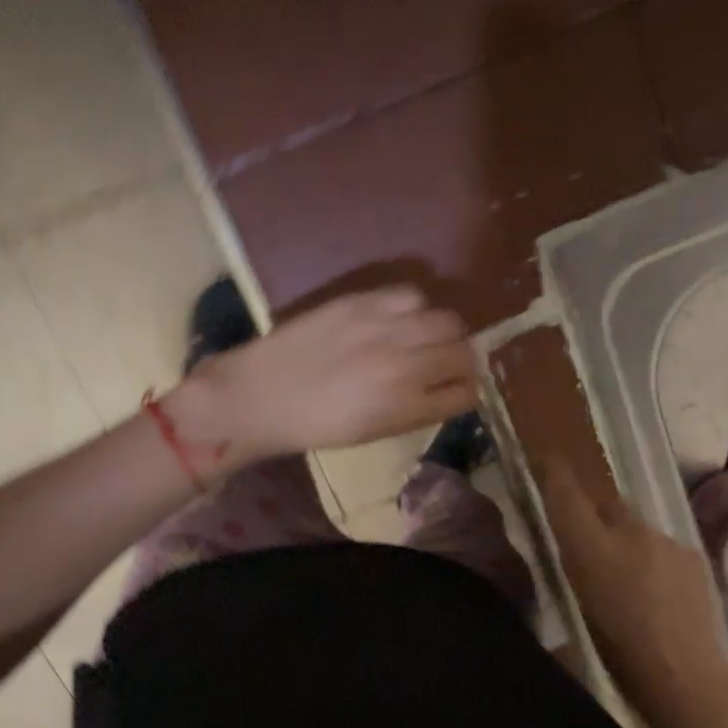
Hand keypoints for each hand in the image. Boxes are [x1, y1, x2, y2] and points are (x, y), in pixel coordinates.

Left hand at [178, 286, 477, 465]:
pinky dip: (415, 308)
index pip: (466, 392)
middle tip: (445, 363)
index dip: (465, 391)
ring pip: (447, 321)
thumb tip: (447, 390)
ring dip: (444, 332)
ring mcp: (385, 329)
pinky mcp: (363, 302)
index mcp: (406, 406)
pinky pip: (412, 295)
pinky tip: (399, 319)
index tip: (456, 390)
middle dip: (462, 360)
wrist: (261, 395)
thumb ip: (417, 409)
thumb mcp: (374, 431)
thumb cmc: (317, 425)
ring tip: (425, 338)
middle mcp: (404, 365)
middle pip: (464, 352)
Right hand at [539, 459, 727, 727]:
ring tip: (624, 581)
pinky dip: (651, 560)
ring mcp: (667, 543)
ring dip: (624, 543)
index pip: (566, 494)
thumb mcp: (578, 622)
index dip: (552, 470)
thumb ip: (570, 579)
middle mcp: (630, 535)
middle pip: (603, 505)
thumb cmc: (622, 665)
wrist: (692, 686)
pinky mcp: (694, 556)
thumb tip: (564, 560)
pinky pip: (661, 547)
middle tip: (584, 546)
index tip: (542, 454)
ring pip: (634, 528)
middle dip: (591, 516)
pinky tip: (655, 595)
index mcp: (592, 553)